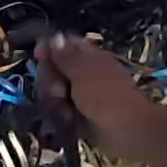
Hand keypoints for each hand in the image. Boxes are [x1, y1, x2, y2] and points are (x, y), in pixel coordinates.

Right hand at [38, 33, 159, 150]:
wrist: (128, 131)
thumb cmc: (107, 96)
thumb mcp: (84, 72)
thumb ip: (66, 56)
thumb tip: (55, 36)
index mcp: (89, 56)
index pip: (62, 45)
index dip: (49, 48)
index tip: (39, 56)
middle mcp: (83, 73)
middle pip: (53, 69)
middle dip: (50, 81)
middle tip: (59, 91)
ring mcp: (80, 95)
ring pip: (53, 92)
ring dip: (54, 101)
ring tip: (65, 110)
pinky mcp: (78, 115)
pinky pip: (59, 111)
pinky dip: (60, 115)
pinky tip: (67, 120)